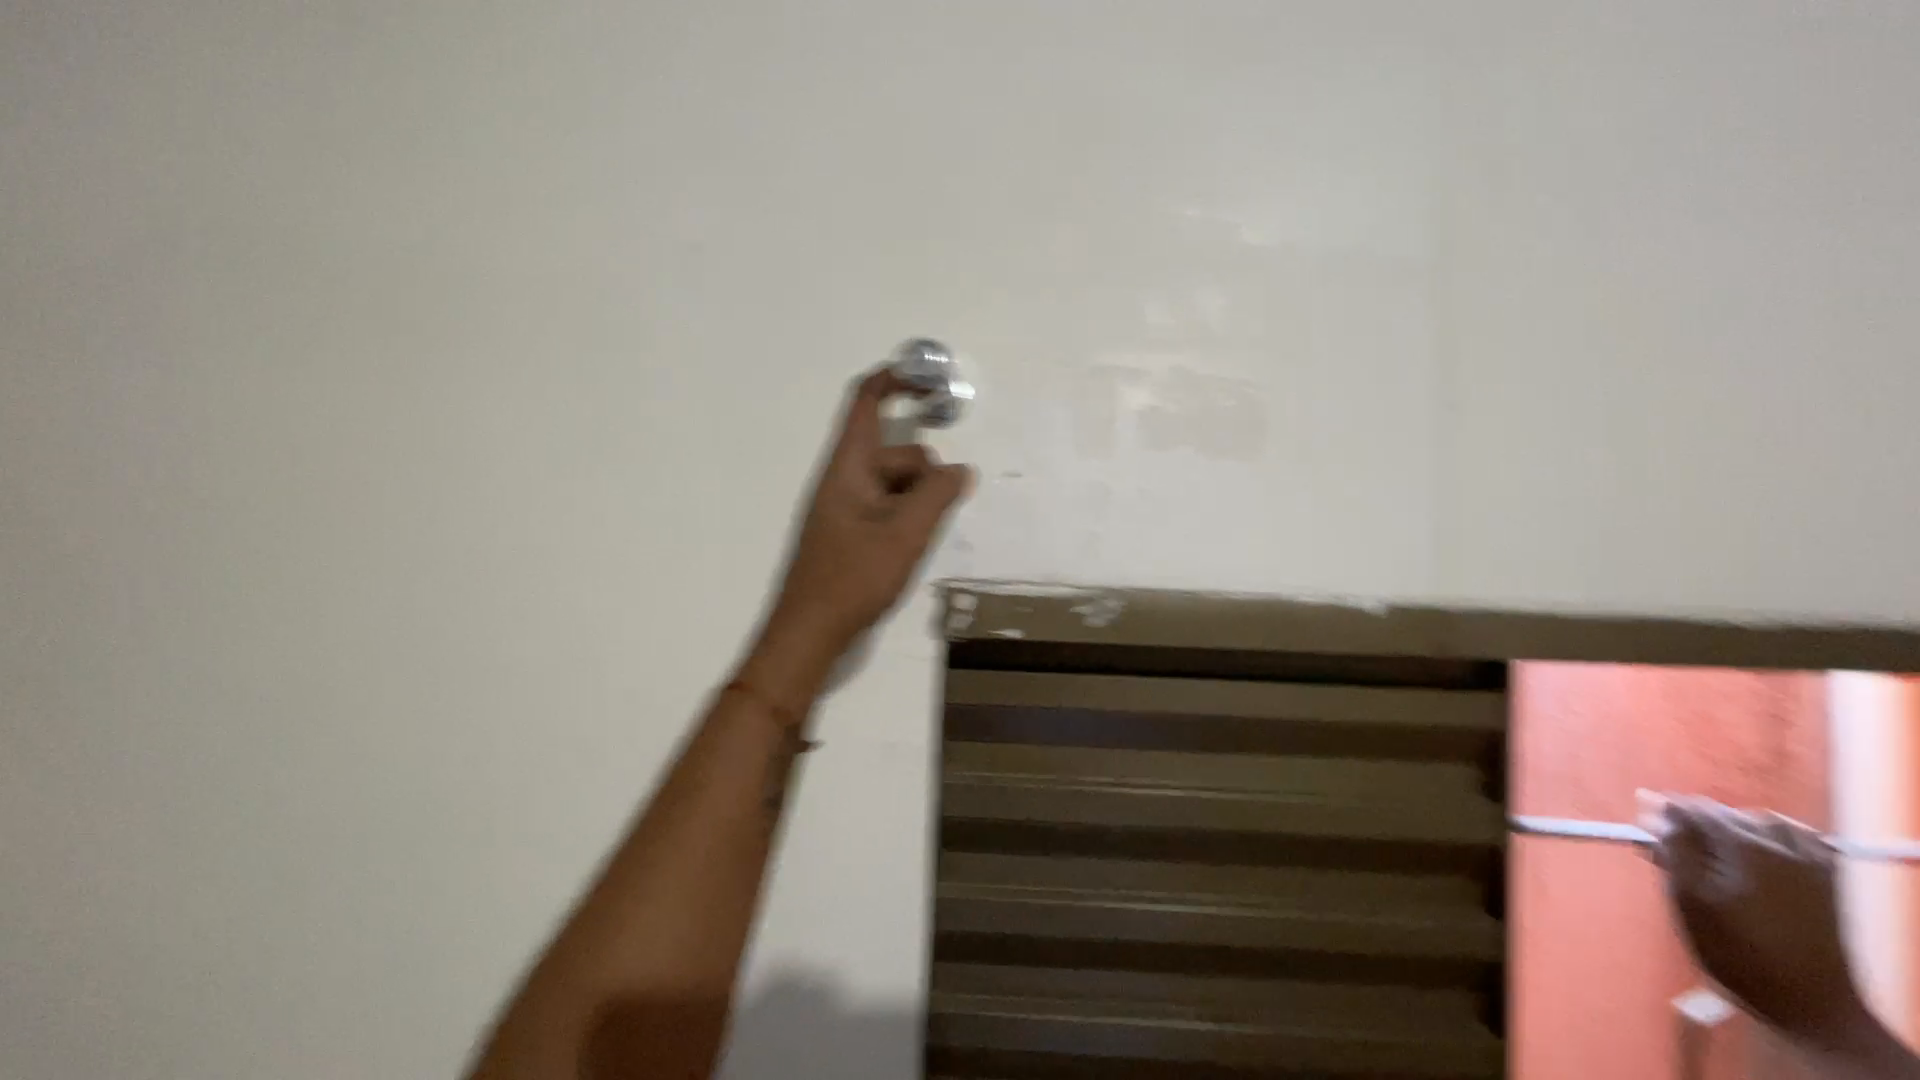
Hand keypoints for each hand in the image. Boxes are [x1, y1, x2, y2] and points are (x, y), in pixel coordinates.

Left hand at [742, 368, 973, 704]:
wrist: (808, 634)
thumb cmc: (853, 579)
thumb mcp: (905, 534)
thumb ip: (937, 495)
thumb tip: (960, 470)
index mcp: (848, 467)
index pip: (867, 403)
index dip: (895, 379)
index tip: (930, 377)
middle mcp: (843, 480)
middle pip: (896, 452)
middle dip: (925, 472)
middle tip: (930, 518)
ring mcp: (845, 509)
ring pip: (896, 486)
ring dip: (918, 503)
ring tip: (916, 545)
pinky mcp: (849, 535)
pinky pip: (888, 510)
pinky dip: (906, 521)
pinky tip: (908, 554)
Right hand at [1652, 796, 1871, 1050]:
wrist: (1809, 1003)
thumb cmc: (1736, 952)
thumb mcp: (1688, 901)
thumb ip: (1672, 849)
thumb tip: (1653, 808)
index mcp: (1743, 846)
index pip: (1692, 808)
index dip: (1663, 814)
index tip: (1645, 832)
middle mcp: (1782, 843)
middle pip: (1726, 814)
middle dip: (1696, 825)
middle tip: (1675, 853)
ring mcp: (1813, 861)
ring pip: (1763, 822)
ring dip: (1735, 829)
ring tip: (1717, 854)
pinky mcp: (1830, 879)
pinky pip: (1804, 838)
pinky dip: (1778, 836)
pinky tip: (1765, 852)